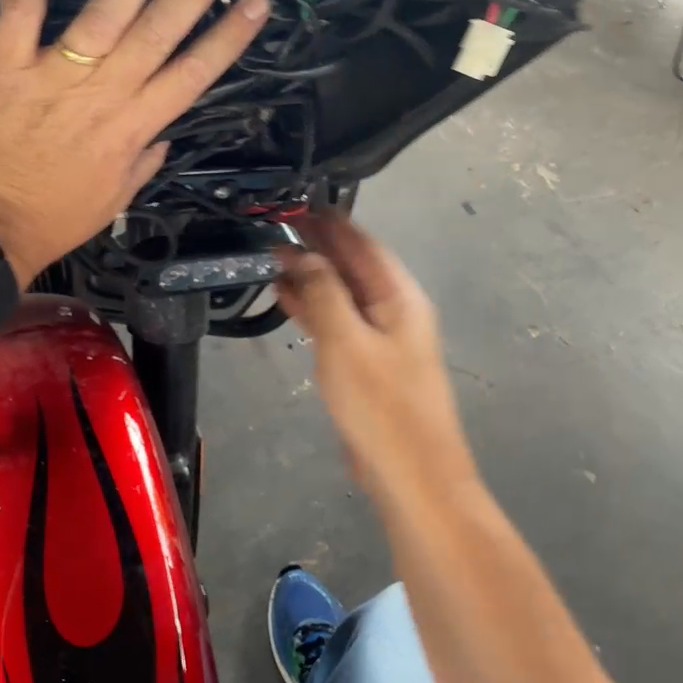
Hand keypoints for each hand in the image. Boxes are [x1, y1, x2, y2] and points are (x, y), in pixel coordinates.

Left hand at [0, 0, 269, 280]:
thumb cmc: (54, 218)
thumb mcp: (115, 199)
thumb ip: (144, 160)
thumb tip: (163, 133)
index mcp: (134, 127)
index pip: (193, 74)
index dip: (228, 36)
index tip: (255, 3)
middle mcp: (103, 94)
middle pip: (158, 34)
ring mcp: (53, 78)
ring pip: (103, 18)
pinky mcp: (5, 69)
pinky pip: (19, 15)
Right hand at [276, 211, 470, 490]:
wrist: (412, 478)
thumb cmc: (382, 407)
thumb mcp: (346, 342)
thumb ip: (323, 292)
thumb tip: (303, 252)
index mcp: (400, 297)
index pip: (362, 243)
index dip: (329, 221)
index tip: (293, 204)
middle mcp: (394, 310)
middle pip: (352, 266)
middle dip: (316, 245)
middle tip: (272, 226)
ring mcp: (380, 338)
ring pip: (342, 294)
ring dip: (310, 275)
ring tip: (270, 257)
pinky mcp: (366, 364)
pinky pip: (337, 322)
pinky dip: (312, 307)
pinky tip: (285, 299)